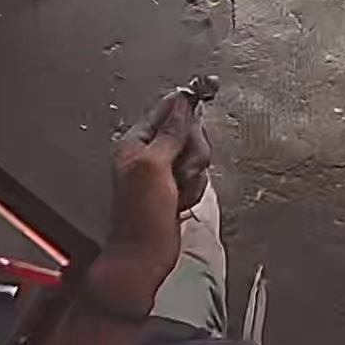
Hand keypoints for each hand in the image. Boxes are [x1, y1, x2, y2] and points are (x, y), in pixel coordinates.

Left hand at [87, 90, 198, 315]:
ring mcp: (164, 171)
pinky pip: (198, 177)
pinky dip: (194, 190)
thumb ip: (169, 133)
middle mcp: (149, 153)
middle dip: (192, 151)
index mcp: (136, 142)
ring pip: (197, 155)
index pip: (166, 110)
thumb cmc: (140, 216)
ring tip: (177, 191)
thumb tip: (180, 104)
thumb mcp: (154, 167)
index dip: (185, 104)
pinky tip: (180, 203)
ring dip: (193, 175)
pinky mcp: (176, 188)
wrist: (144, 256)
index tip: (208, 88)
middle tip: (180, 170)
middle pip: (188, 132)